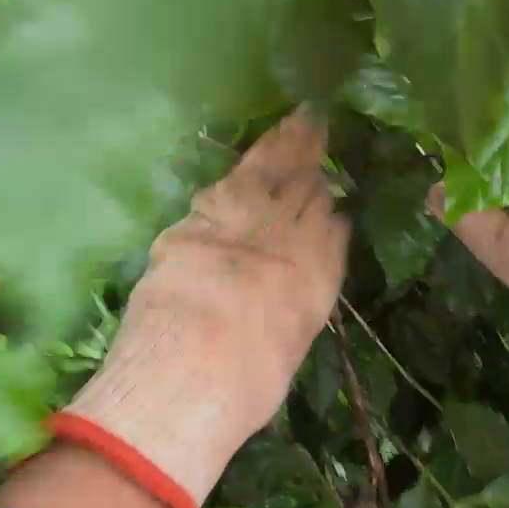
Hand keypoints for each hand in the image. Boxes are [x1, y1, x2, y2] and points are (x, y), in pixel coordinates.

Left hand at [55, 109, 346, 507]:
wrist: (180, 384)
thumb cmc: (243, 388)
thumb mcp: (293, 339)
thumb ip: (306, 292)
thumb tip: (317, 253)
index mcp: (312, 276)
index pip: (326, 222)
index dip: (326, 194)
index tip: (328, 177)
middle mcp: (280, 243)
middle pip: (298, 187)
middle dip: (308, 152)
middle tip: (316, 118)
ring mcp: (236, 229)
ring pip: (263, 177)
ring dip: (278, 147)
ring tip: (291, 123)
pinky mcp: (192, 228)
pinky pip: (222, 190)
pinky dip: (238, 172)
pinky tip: (246, 159)